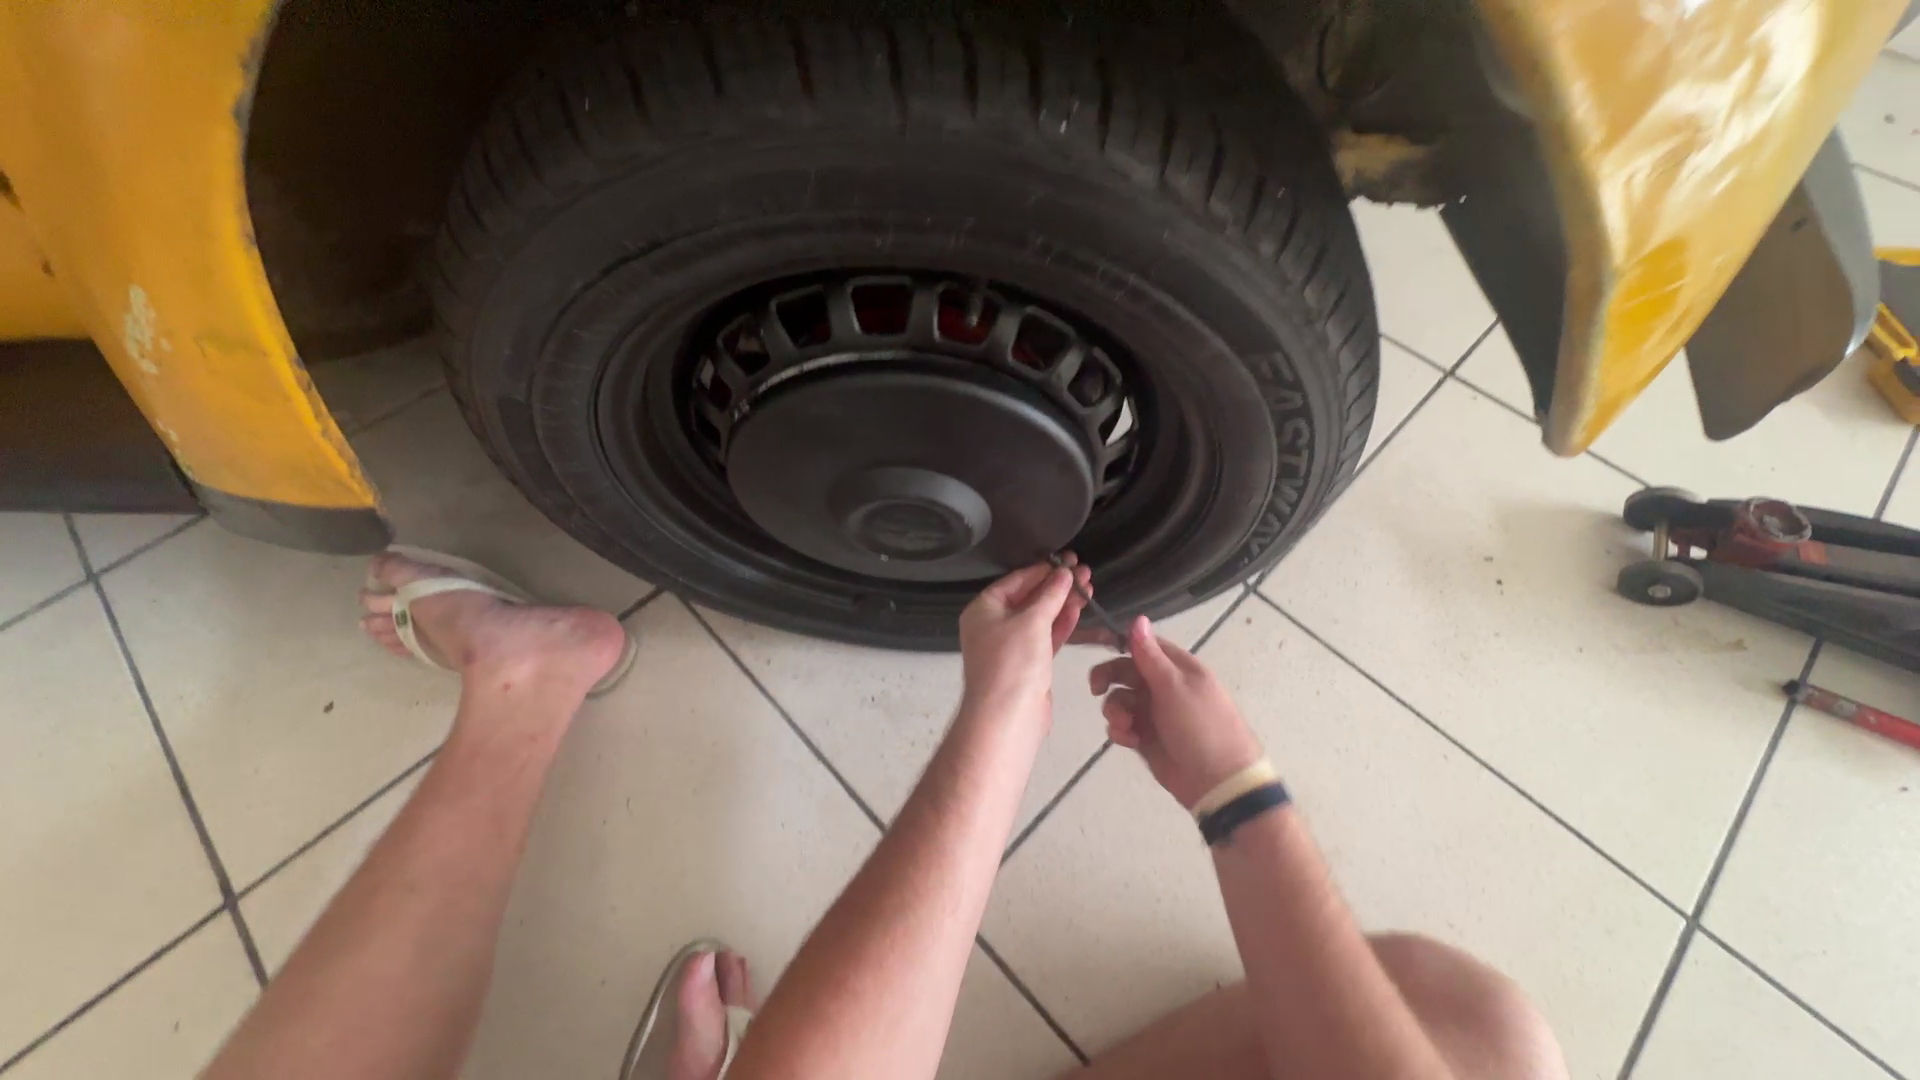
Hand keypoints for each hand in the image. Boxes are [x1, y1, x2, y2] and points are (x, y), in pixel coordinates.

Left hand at [958, 556, 1091, 726]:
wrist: (1008, 717)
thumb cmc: (1011, 663)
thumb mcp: (1032, 621)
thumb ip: (1050, 595)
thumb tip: (1064, 574)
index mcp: (983, 610)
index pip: (1015, 581)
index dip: (1042, 570)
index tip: (1067, 560)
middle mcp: (993, 625)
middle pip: (1028, 598)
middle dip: (1057, 585)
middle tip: (1084, 571)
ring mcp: (1011, 646)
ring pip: (1040, 617)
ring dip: (1063, 603)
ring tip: (1089, 586)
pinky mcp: (1028, 664)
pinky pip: (1045, 636)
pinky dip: (1061, 623)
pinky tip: (1078, 609)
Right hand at [1089, 617, 1263, 808]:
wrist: (1218, 781)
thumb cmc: (1201, 726)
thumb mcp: (1174, 687)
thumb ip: (1150, 655)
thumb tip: (1137, 617)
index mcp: (1177, 668)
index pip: (1144, 646)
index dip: (1121, 645)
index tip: (1097, 648)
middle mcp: (1164, 687)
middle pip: (1125, 672)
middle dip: (1108, 679)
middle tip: (1096, 688)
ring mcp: (1155, 713)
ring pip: (1120, 700)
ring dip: (1115, 710)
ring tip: (1124, 725)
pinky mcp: (1146, 738)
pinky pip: (1123, 726)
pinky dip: (1121, 731)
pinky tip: (1129, 739)